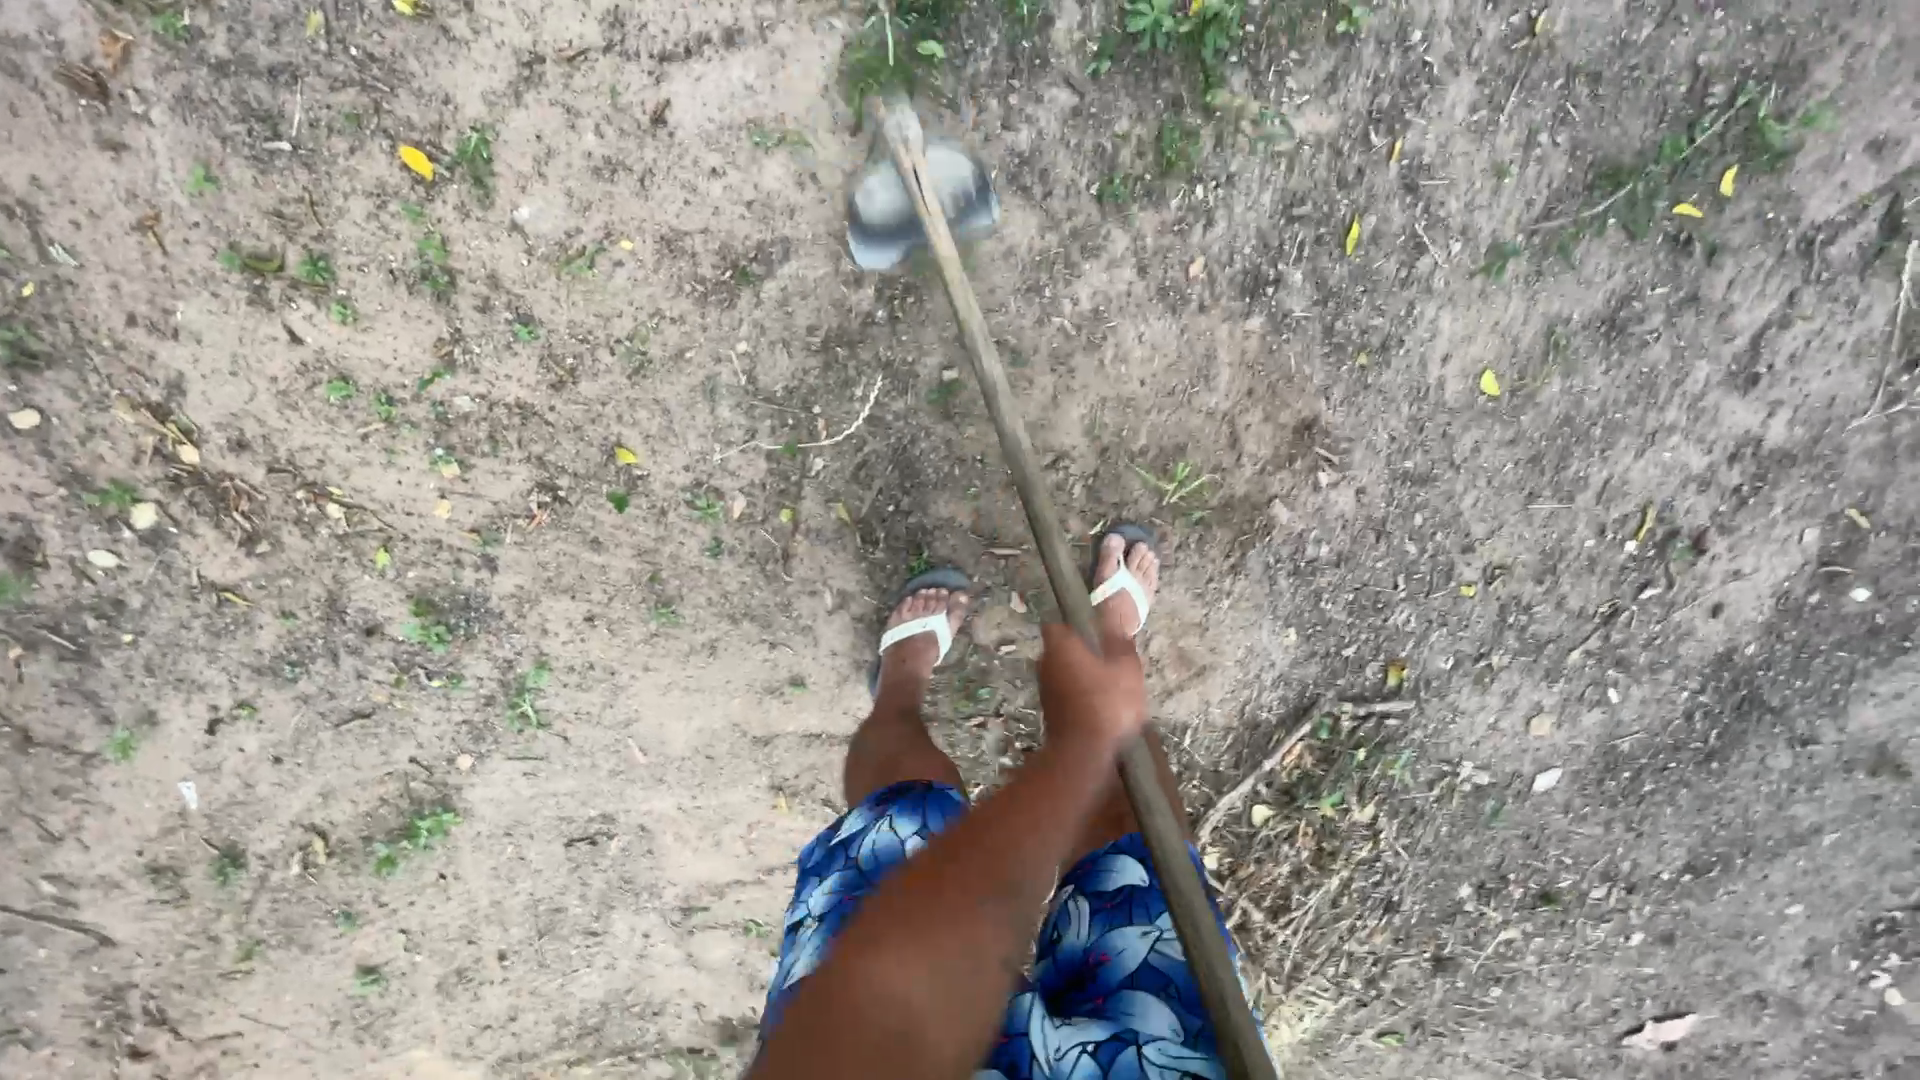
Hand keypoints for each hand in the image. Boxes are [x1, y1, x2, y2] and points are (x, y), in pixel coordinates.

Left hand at [1037, 623, 1148, 752]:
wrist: (1085, 753)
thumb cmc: (1107, 703)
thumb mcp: (1126, 667)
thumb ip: (1119, 639)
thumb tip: (1114, 614)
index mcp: (1059, 645)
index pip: (1057, 623)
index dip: (1074, 624)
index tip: (1095, 630)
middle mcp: (1044, 662)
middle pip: (1062, 647)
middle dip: (1083, 650)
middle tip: (1110, 659)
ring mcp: (1044, 688)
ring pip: (1064, 671)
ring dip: (1082, 673)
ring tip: (1110, 684)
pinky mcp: (1049, 710)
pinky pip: (1066, 691)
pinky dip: (1080, 693)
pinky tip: (1101, 704)